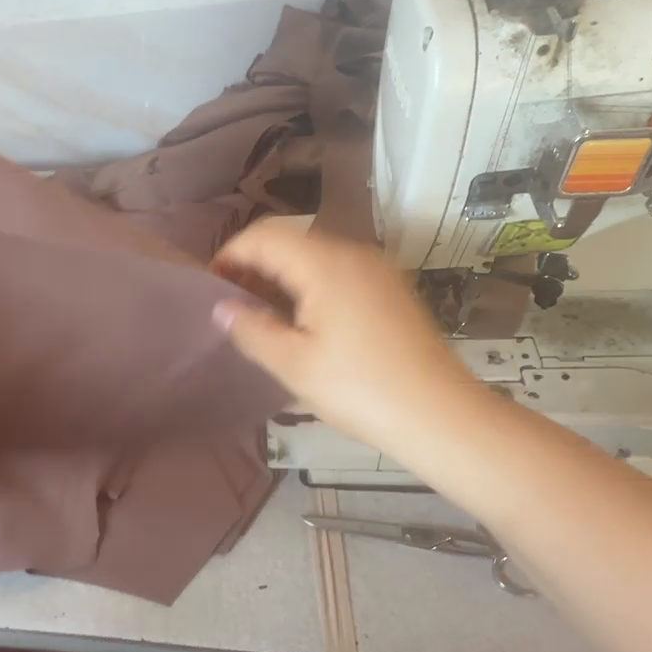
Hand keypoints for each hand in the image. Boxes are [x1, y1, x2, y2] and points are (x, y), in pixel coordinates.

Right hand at [211, 220, 482, 455]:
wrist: (441, 415)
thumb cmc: (360, 389)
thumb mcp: (294, 364)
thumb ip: (252, 330)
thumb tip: (221, 308)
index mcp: (325, 264)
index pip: (264, 236)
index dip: (230, 255)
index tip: (210, 288)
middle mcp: (353, 254)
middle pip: (290, 241)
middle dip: (254, 266)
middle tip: (232, 306)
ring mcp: (377, 270)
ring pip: (314, 256)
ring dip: (281, 277)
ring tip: (261, 317)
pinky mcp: (390, 290)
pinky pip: (338, 272)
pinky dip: (310, 286)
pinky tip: (302, 324)